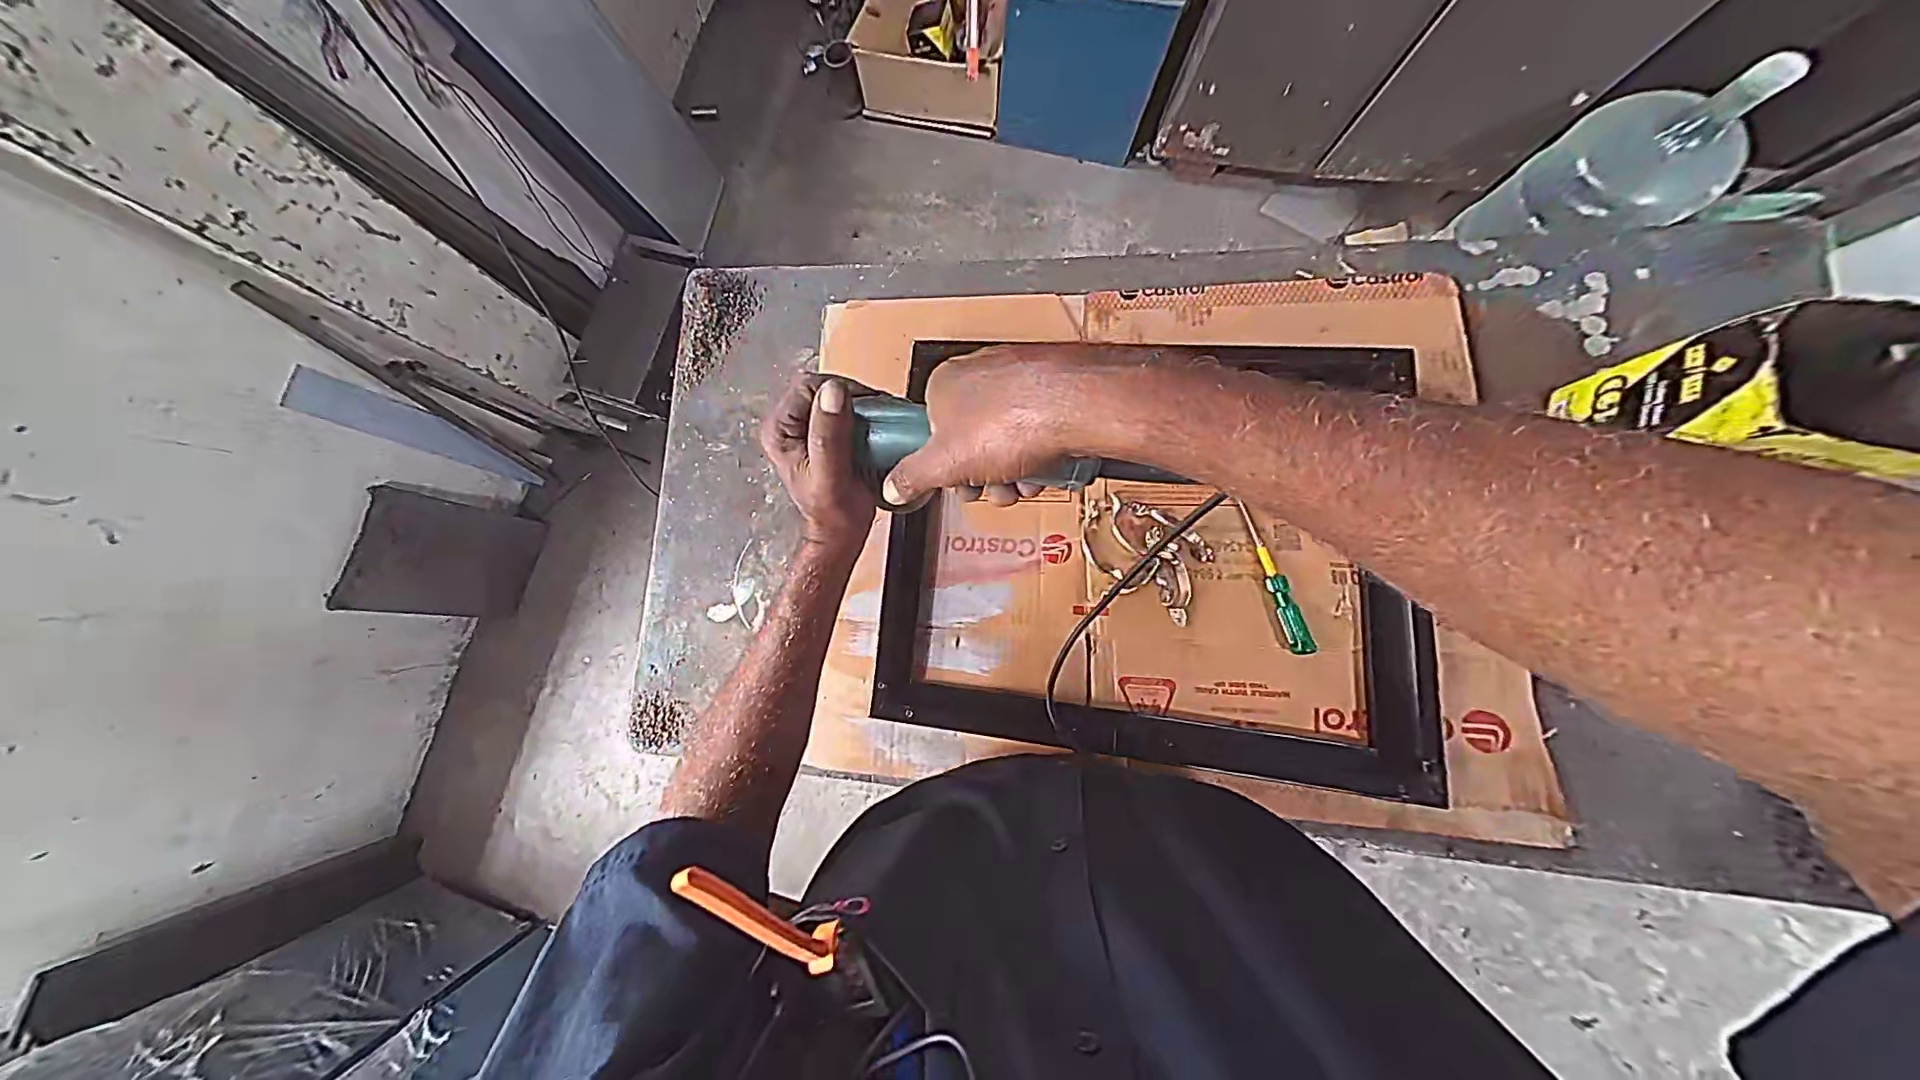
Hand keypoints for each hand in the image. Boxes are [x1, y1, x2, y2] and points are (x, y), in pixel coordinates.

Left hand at [762, 374, 878, 554]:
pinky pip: (850, 409)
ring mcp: (812, 427)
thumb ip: (828, 435)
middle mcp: (792, 423)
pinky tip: (879, 428)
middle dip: (855, 398)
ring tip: (881, 423)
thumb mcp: (830, 473)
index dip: (840, 393)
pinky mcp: (830, 432)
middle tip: (878, 417)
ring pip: (840, 396)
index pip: (809, 387)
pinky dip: (868, 415)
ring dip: (865, 406)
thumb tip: (833, 392)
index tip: (866, 410)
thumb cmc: (832, 511)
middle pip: (826, 387)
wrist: (842, 530)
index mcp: (780, 429)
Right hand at [882, 344, 1151, 506]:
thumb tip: (892, 487)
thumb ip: (912, 477)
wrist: (1077, 406)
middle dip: (984, 476)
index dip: (944, 467)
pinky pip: (1035, 430)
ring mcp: (1017, 379)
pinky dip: (1039, 454)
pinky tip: (1046, 468)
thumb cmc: (1014, 421)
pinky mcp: (1050, 389)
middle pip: (971, 440)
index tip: (956, 484)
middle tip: (994, 489)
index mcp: (943, 384)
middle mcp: (979, 374)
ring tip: (1025, 481)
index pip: (931, 432)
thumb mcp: (945, 465)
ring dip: (1013, 471)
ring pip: (1006, 439)